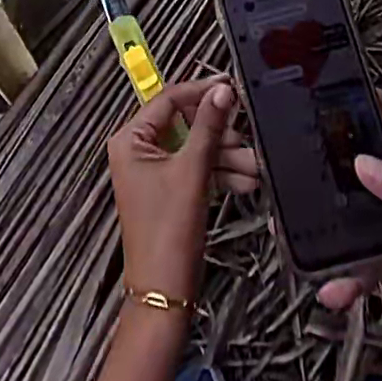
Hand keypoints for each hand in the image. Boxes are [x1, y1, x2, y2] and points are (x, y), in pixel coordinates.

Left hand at [106, 77, 258, 300]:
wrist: (166, 292)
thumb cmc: (166, 236)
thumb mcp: (192, 171)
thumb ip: (209, 127)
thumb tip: (221, 93)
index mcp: (130, 139)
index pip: (168, 100)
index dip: (200, 92)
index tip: (228, 88)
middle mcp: (138, 150)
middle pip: (185, 124)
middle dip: (218, 133)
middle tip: (243, 137)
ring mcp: (154, 170)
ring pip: (195, 147)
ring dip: (224, 155)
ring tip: (251, 165)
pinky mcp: (169, 188)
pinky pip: (196, 167)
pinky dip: (218, 171)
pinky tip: (243, 179)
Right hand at [316, 93, 381, 379]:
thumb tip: (364, 163)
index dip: (352, 100)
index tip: (314, 94)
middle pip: (356, 160)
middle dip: (323, 158)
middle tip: (286, 161)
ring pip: (352, 208)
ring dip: (327, 219)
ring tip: (297, 229)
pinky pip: (361, 256)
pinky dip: (346, 270)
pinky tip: (336, 285)